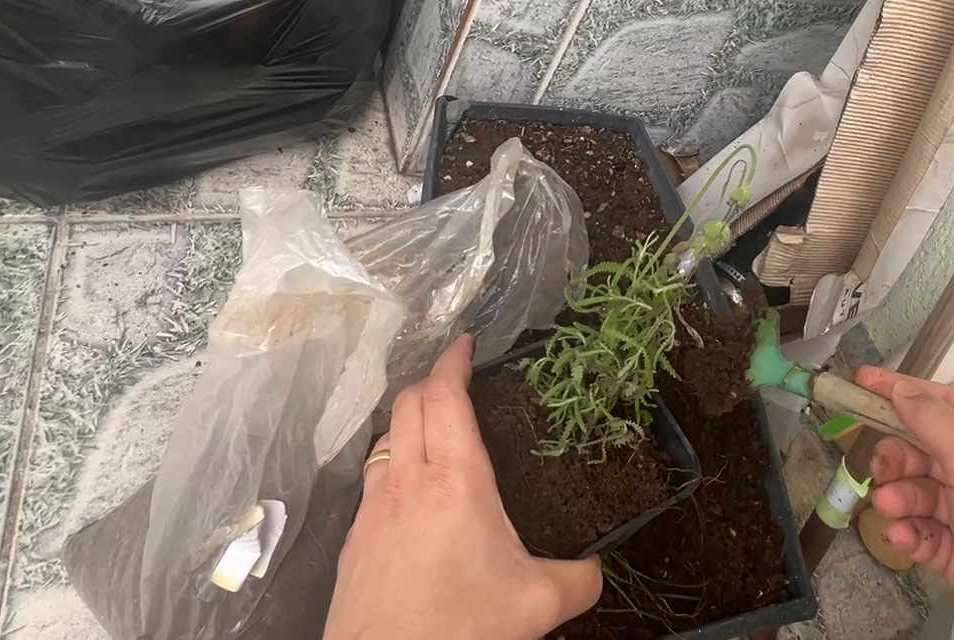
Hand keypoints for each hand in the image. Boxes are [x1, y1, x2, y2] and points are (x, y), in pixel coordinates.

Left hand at [324, 335, 601, 639]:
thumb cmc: (460, 629)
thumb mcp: (536, 603)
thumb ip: (579, 576)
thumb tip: (600, 566)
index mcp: (455, 478)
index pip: (444, 394)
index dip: (453, 360)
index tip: (466, 343)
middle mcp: (408, 481)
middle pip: (409, 402)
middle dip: (431, 380)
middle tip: (456, 380)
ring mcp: (373, 509)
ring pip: (386, 437)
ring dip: (408, 420)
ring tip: (434, 430)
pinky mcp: (353, 541)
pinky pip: (372, 479)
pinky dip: (392, 463)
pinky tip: (409, 493)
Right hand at [854, 366, 953, 639]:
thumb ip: (936, 423)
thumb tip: (903, 389)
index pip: (946, 404)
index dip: (903, 390)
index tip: (862, 381)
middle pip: (926, 449)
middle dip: (898, 457)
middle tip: (877, 466)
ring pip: (919, 490)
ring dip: (899, 497)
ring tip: (889, 509)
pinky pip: (922, 529)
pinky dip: (908, 531)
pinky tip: (902, 538)